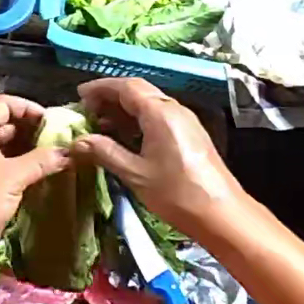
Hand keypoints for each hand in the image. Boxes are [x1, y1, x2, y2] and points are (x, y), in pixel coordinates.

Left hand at [0, 95, 69, 268]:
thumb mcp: (14, 177)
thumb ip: (42, 160)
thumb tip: (70, 151)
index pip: (3, 103)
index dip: (28, 107)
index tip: (52, 121)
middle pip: (4, 120)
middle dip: (31, 125)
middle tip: (59, 136)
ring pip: (5, 140)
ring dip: (28, 143)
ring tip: (55, 151)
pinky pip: (3, 157)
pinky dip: (21, 158)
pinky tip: (40, 167)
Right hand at [72, 78, 247, 237]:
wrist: (225, 217)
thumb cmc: (178, 193)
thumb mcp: (134, 173)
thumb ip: (104, 152)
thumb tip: (78, 141)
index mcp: (160, 113)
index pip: (126, 86)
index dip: (100, 88)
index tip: (79, 96)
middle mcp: (174, 110)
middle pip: (137, 91)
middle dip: (109, 96)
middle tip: (87, 110)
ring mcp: (184, 122)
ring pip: (148, 103)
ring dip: (122, 109)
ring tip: (99, 124)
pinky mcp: (189, 135)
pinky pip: (157, 116)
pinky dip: (136, 119)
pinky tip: (123, 136)